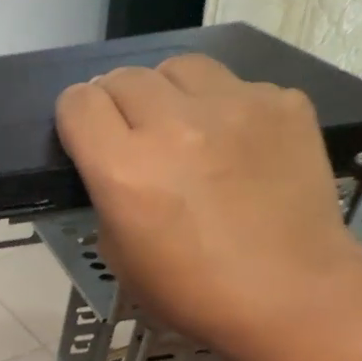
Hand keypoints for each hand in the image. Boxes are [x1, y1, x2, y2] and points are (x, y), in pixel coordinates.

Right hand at [54, 55, 361, 346]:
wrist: (287, 292)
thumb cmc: (190, 291)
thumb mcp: (120, 255)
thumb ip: (110, 197)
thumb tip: (114, 166)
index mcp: (124, 169)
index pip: (79, 104)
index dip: (74, 117)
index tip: (83, 133)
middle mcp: (175, 125)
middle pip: (125, 77)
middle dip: (116, 102)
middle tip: (127, 133)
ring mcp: (235, 106)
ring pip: (181, 68)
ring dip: (167, 92)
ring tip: (178, 127)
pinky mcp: (282, 102)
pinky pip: (236, 87)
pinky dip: (223, 108)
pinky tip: (231, 148)